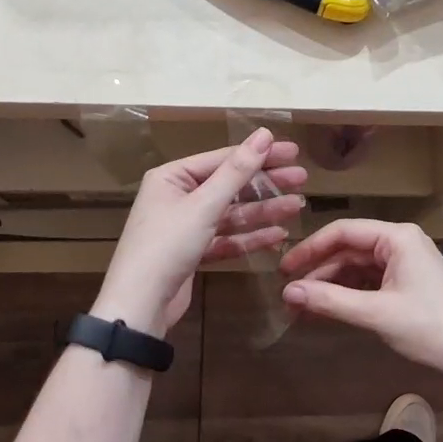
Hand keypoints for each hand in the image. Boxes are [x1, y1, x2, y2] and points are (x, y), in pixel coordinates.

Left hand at [94, 128, 306, 335]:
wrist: (140, 306)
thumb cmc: (167, 245)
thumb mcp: (204, 205)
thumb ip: (237, 171)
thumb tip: (264, 134)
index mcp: (172, 177)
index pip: (223, 159)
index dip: (260, 155)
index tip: (294, 152)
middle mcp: (177, 196)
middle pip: (230, 185)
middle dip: (266, 184)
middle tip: (302, 179)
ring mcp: (186, 226)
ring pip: (232, 213)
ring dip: (263, 211)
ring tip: (297, 207)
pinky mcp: (193, 253)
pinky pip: (227, 238)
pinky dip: (251, 237)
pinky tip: (279, 235)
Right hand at [279, 219, 442, 372]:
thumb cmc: (427, 327)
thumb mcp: (375, 313)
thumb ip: (330, 301)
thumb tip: (287, 292)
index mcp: (397, 237)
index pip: (342, 231)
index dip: (310, 249)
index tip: (284, 270)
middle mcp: (400, 241)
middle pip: (348, 249)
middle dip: (318, 273)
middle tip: (289, 295)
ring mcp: (405, 261)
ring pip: (356, 267)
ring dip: (330, 285)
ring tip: (302, 307)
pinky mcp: (407, 281)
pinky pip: (369, 280)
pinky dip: (348, 294)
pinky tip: (327, 309)